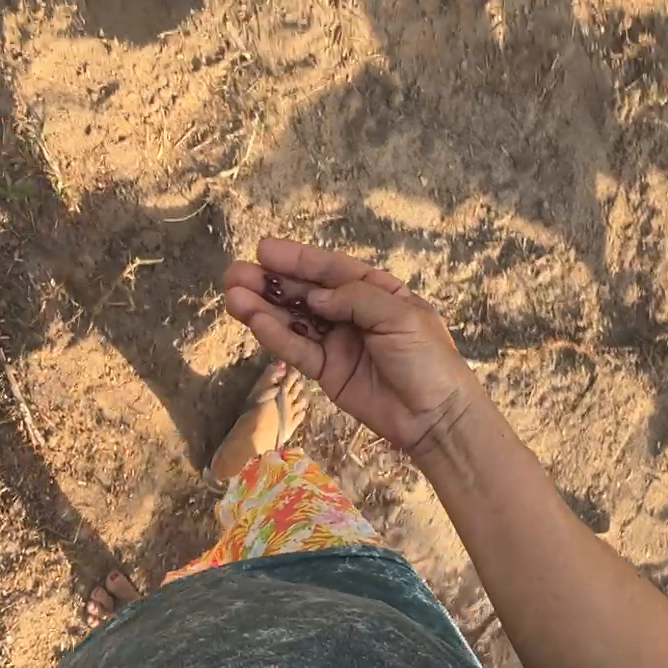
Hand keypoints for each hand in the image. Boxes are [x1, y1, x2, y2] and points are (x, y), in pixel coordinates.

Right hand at [224, 239, 484, 456]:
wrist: (435, 416)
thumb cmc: (428, 360)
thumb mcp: (400, 317)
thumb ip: (355, 300)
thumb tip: (315, 298)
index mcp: (376, 292)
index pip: (331, 270)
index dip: (298, 259)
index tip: (264, 250)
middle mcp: (352, 314)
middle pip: (305, 293)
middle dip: (271, 282)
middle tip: (235, 273)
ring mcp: (337, 344)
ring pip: (294, 321)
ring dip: (264, 308)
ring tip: (232, 295)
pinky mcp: (327, 373)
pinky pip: (297, 350)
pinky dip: (275, 336)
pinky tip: (254, 321)